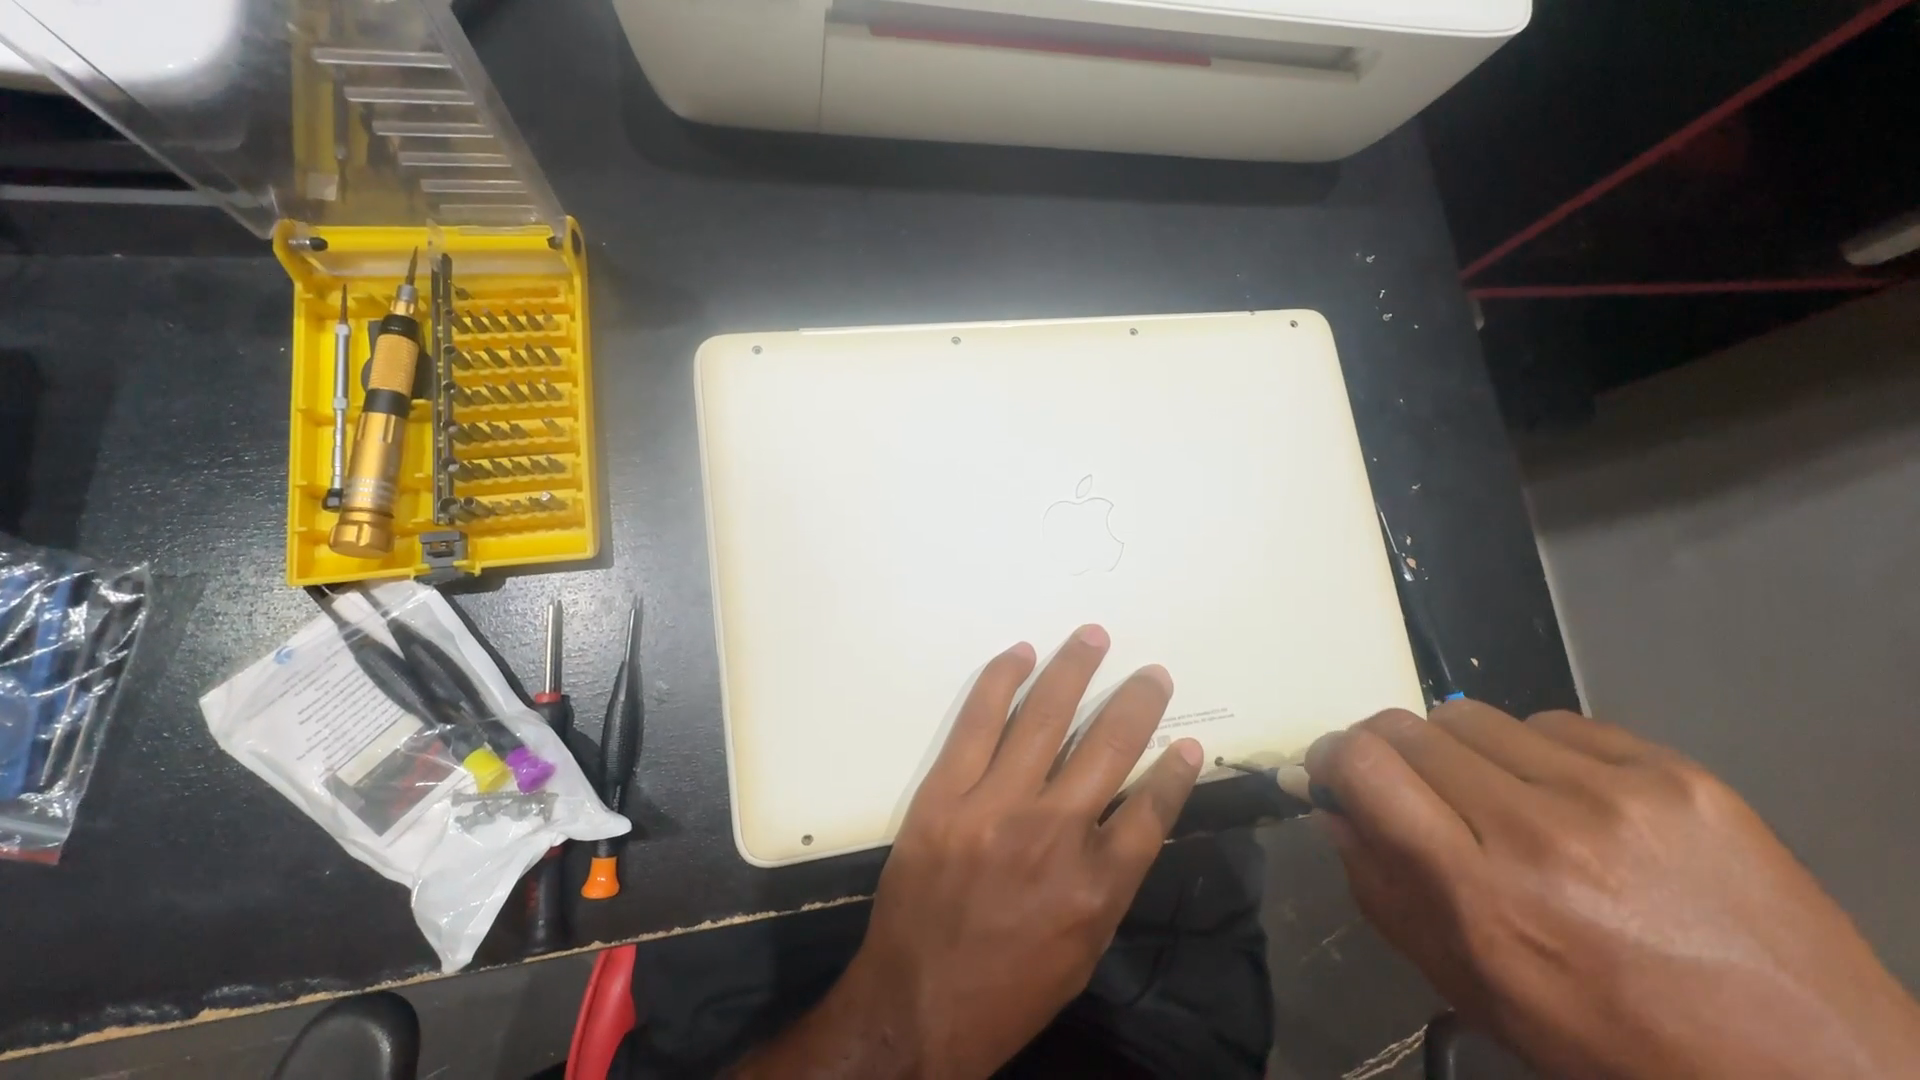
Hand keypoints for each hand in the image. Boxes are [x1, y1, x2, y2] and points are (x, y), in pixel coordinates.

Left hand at [731, 625, 1202, 1079]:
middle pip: (1108, 748)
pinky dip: (1001, 683)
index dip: (1175, 771)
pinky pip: (976, 725)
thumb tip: (1133, 817)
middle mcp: (1054, 835)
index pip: (1152, 809)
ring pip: (1044, 720)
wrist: (917, 1005)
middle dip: (1137, 704)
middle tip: (1152, 674)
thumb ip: (1111, 880)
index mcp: (1097, 885)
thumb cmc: (1009, 988)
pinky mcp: (944, 796)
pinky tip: (1020, 655)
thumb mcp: (1084, 949)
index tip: (1187, 742)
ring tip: (1093, 637)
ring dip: (1073, 672)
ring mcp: (995, 808)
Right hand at [1307, 700, 1919, 1078]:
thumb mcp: (1471, 988)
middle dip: (1386, 752)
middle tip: (1405, 787)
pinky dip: (1534, 752)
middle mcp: (1539, 826)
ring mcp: (1615, 790)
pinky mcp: (1678, 771)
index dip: (1331, 757)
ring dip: (1458, 750)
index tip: (1332, 771)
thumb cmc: (1611, 1043)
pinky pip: (1557, 724)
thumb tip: (1336, 810)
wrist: (1809, 1069)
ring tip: (1491, 796)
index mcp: (1481, 891)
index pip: (1365, 766)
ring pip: (1474, 715)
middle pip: (1410, 728)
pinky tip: (1565, 798)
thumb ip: (1384, 891)